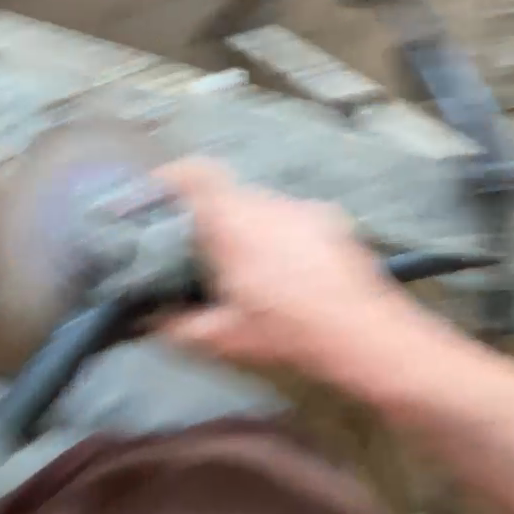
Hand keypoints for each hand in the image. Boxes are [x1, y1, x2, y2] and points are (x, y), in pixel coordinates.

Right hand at [153, 158, 420, 378]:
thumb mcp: (226, 339)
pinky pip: (291, 216)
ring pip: (261, 205)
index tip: (160, 191)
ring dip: (247, 226)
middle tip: (202, 249)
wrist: (366, 335)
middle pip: (227, 194)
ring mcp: (302, 207)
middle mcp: (267, 204)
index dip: (174, 175)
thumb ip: (178, 326)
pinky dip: (279, 234)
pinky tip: (288, 269)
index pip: (198, 174)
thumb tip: (147, 318)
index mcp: (235, 224)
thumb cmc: (290, 334)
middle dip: (212, 216)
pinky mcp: (329, 218)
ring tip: (248, 266)